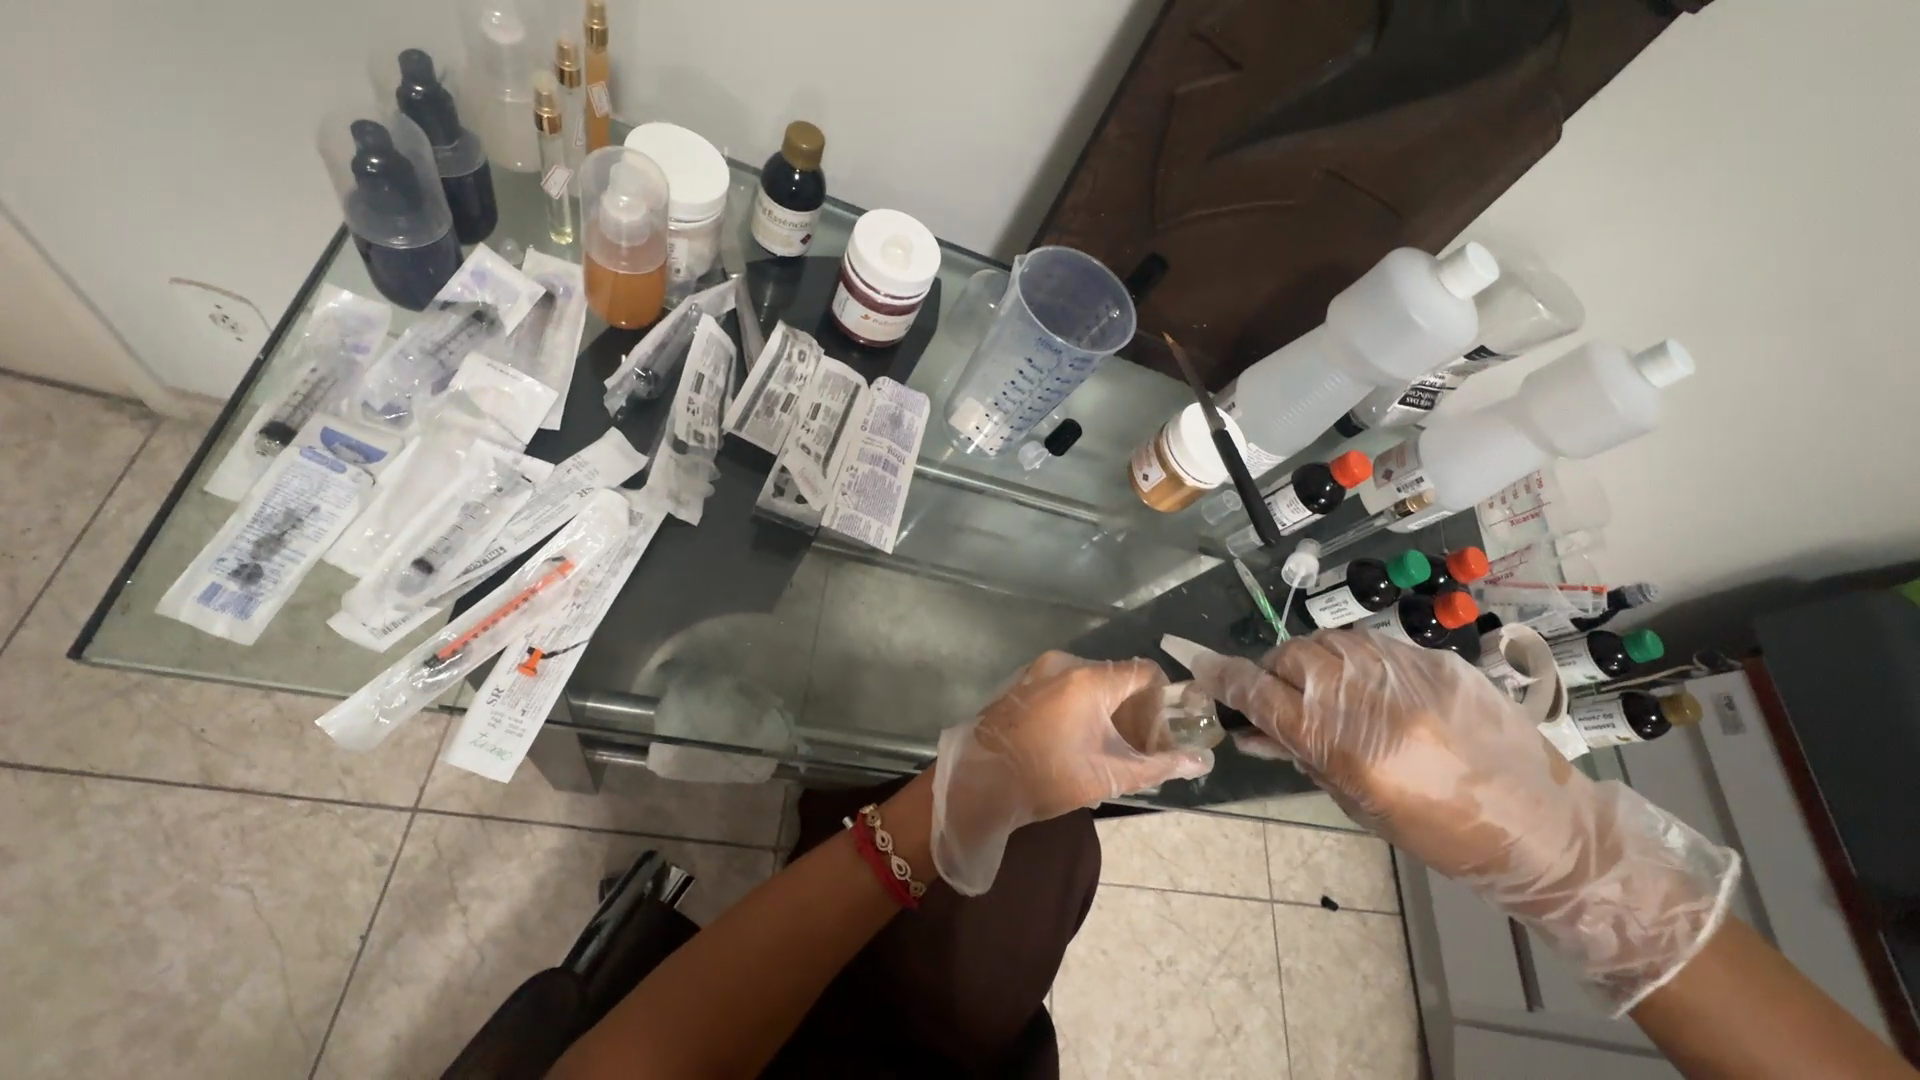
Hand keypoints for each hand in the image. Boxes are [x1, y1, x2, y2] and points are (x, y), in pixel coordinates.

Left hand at [931, 651, 1214, 895]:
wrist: (977, 784)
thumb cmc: (1046, 777)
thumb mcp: (1109, 775)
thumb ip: (1159, 765)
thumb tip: (1201, 761)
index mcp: (1090, 678)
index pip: (1146, 673)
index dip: (1160, 704)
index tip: (1156, 737)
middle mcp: (1064, 663)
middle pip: (1117, 677)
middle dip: (1133, 712)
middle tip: (1132, 750)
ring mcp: (1037, 671)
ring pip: (1088, 683)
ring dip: (1104, 712)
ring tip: (1101, 751)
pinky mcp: (1019, 683)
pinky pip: (1061, 686)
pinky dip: (1076, 707)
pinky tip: (1069, 742)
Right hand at [1191, 630, 1738, 1012]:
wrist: (1537, 823)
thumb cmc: (1438, 833)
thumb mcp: (1356, 802)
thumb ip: (1301, 756)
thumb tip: (1251, 731)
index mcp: (1340, 742)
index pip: (1258, 693)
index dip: (1222, 677)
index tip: (1200, 668)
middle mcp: (1364, 695)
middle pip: (1289, 657)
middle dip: (1270, 671)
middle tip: (1274, 694)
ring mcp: (1402, 669)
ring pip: (1326, 641)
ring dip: (1309, 660)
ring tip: (1318, 686)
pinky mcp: (1433, 659)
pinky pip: (1370, 643)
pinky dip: (1351, 657)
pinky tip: (1362, 681)